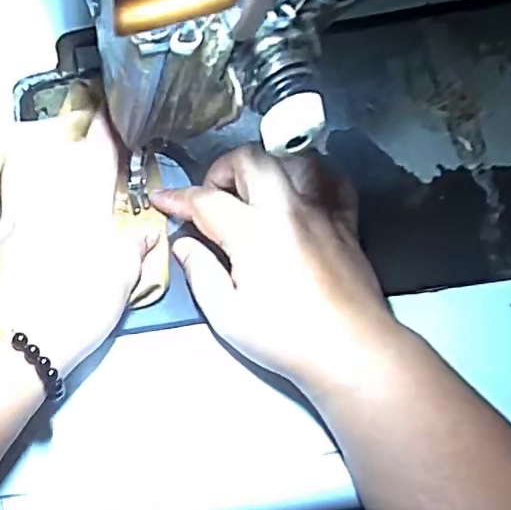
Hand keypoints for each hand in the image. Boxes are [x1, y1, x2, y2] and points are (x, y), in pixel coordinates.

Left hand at [0, 110, 158, 377]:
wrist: (21, 342)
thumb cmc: (80, 308)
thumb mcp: (122, 281)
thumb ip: (134, 248)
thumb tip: (146, 231)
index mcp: (84, 201)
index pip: (101, 150)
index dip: (111, 127)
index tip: (118, 114)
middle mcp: (43, 199)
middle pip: (50, 152)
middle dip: (66, 146)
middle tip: (78, 159)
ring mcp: (9, 219)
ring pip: (11, 170)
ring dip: (25, 165)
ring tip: (38, 176)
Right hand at [152, 145, 403, 393]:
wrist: (349, 349)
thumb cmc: (283, 337)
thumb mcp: (227, 315)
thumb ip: (201, 273)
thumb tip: (183, 245)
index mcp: (253, 231)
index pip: (207, 201)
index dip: (178, 198)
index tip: (161, 200)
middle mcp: (288, 208)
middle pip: (251, 160)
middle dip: (221, 170)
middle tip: (210, 199)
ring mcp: (321, 211)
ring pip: (292, 161)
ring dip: (265, 167)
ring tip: (251, 193)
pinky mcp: (346, 223)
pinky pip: (330, 181)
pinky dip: (309, 179)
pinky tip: (298, 196)